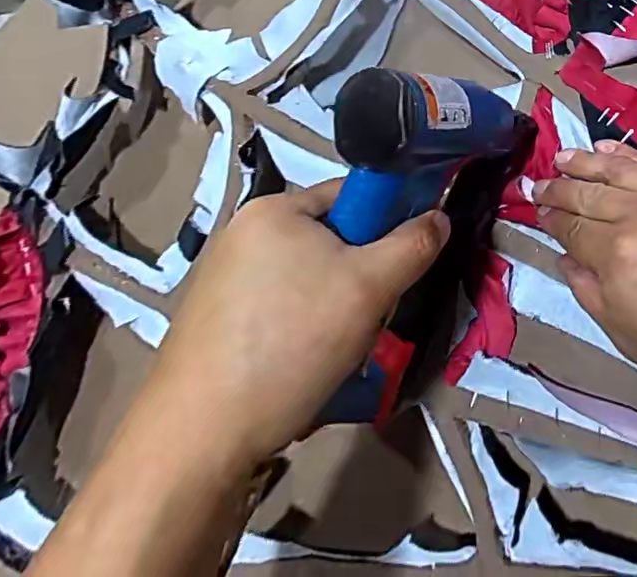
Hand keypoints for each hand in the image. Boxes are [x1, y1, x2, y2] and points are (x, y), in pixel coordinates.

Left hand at [140, 180, 448, 465]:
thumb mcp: (370, 287)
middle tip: (368, 316)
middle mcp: (244, 235)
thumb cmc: (289, 343)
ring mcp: (224, 281)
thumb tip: (439, 217)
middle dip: (361, 279)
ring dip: (338, 311)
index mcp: (274, 210)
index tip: (401, 265)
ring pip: (312, 281)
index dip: (387, 224)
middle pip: (334, 241)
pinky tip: (304, 369)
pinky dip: (304, 333)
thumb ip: (413, 245)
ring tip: (335, 352)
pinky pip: (283, 310)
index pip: (353, 194)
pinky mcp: (215, 323)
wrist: (197, 441)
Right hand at [532, 141, 636, 389]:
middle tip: (536, 182)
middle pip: (588, 195)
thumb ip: (589, 291)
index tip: (536, 208)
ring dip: (584, 162)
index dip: (551, 218)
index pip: (572, 228)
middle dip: (559, 188)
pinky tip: (605, 149)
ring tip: (562, 157)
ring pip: (616, 171)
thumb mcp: (626, 333)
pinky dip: (624, 156)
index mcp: (616, 256)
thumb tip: (566, 258)